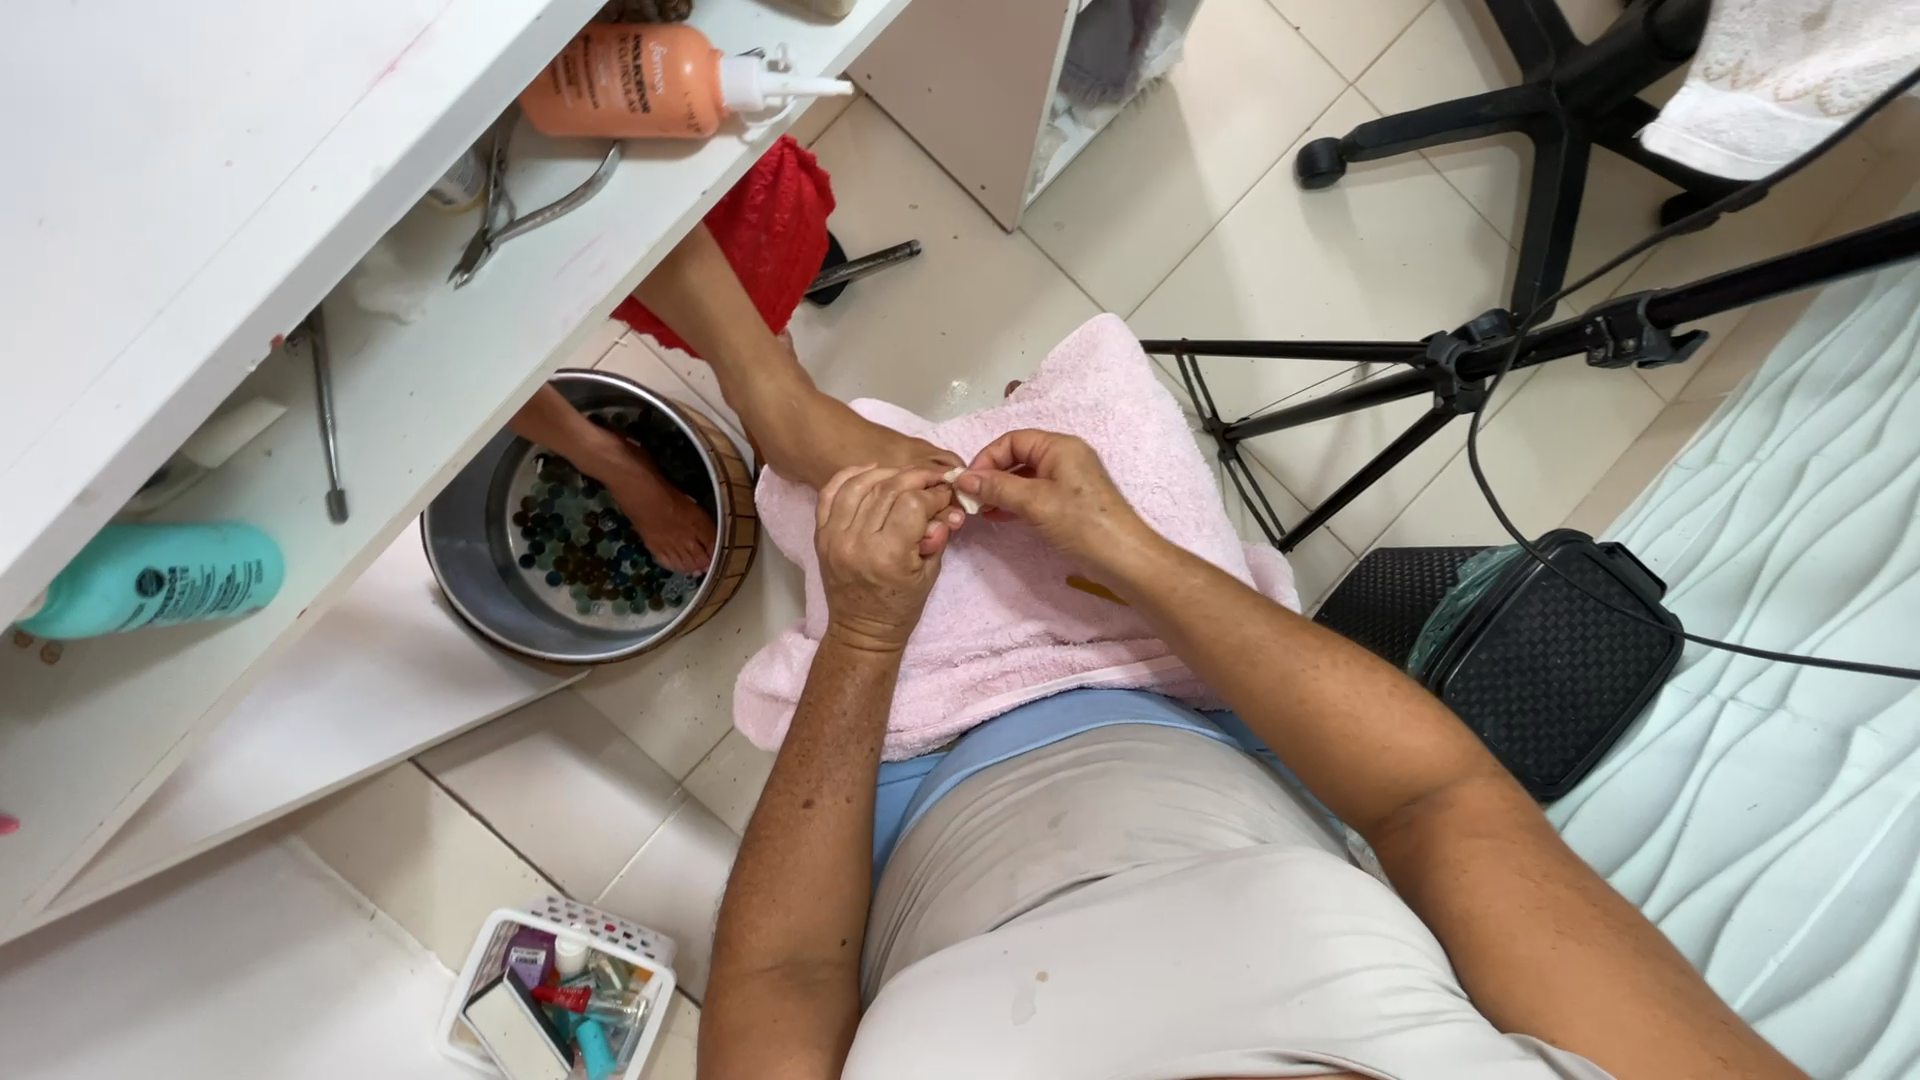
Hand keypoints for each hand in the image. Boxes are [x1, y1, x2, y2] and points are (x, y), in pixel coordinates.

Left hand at [815, 465, 957, 653]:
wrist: (862, 630)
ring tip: (904, 474)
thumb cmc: (901, 606)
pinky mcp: (821, 535)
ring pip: (859, 485)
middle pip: (888, 489)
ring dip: (886, 472)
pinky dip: (850, 476)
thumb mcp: (929, 573)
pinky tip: (871, 471)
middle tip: (932, 478)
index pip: (913, 504)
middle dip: (916, 477)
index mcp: (888, 555)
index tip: (945, 494)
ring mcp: (834, 537)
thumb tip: (949, 505)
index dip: (934, 493)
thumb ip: (938, 535)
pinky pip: (830, 493)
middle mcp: (858, 542)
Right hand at [956, 430, 1152, 569]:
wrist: (1122, 558)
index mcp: (1059, 446)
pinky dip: (1015, 502)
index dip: (987, 458)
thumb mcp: (1034, 502)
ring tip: (981, 510)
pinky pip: (1034, 494)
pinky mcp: (1069, 502)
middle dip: (991, 475)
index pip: (1012, 440)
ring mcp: (1068, 480)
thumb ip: (997, 487)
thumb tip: (963, 479)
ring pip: (1024, 477)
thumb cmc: (1081, 523)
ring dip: (1000, 491)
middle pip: (1017, 457)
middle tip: (971, 498)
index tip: (967, 483)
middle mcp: (1064, 457)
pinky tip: (999, 516)